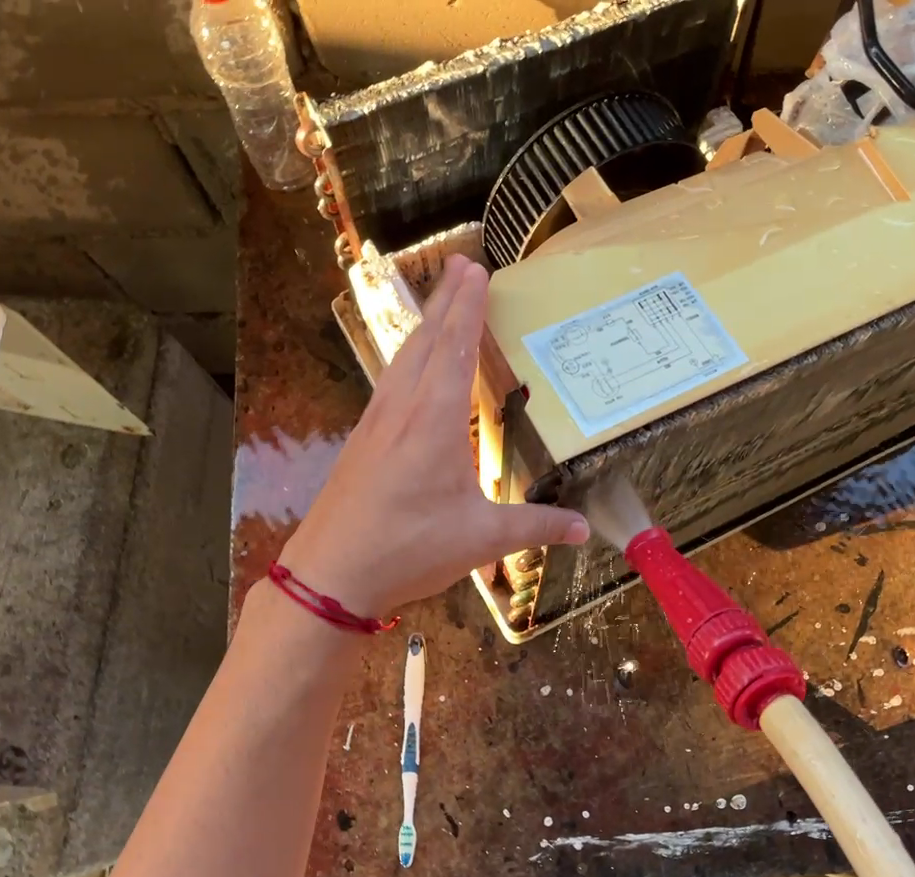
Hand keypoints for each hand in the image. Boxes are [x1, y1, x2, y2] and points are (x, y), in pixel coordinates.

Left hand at [276, 255, 588, 617]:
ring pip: (401, 361)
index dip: (468, 307)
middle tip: (460, 264)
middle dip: (445, 302)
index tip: (475, 267)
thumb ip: (534, 527)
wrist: (330, 575)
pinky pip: (387, 386)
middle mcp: (401, 410)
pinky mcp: (360, 444)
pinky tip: (406, 371)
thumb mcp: (480, 539)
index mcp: (434, 421)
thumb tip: (583, 530)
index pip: (456, 349)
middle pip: (425, 342)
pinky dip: (405, 361)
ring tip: (438, 306)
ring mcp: (374, 425)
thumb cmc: (408, 549)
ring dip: (423, 328)